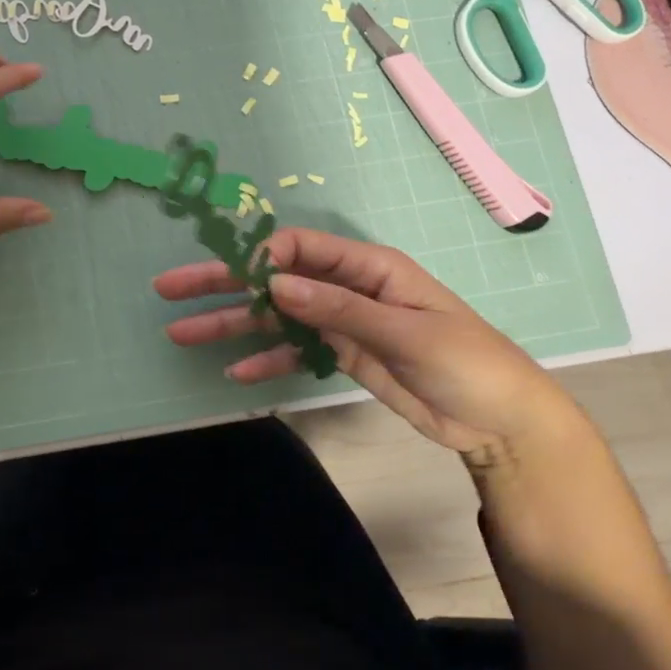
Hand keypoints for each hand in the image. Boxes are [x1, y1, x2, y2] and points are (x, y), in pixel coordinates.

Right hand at [153, 228, 574, 455]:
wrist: (500, 421)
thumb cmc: (468, 362)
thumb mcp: (407, 332)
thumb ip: (339, 307)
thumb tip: (275, 282)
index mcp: (368, 267)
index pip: (300, 248)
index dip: (261, 256)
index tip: (233, 276)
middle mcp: (345, 288)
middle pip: (273, 279)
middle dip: (222, 283)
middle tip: (170, 288)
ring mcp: (339, 323)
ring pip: (273, 317)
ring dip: (230, 324)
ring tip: (180, 332)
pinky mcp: (340, 356)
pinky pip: (292, 352)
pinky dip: (265, 360)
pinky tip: (235, 370)